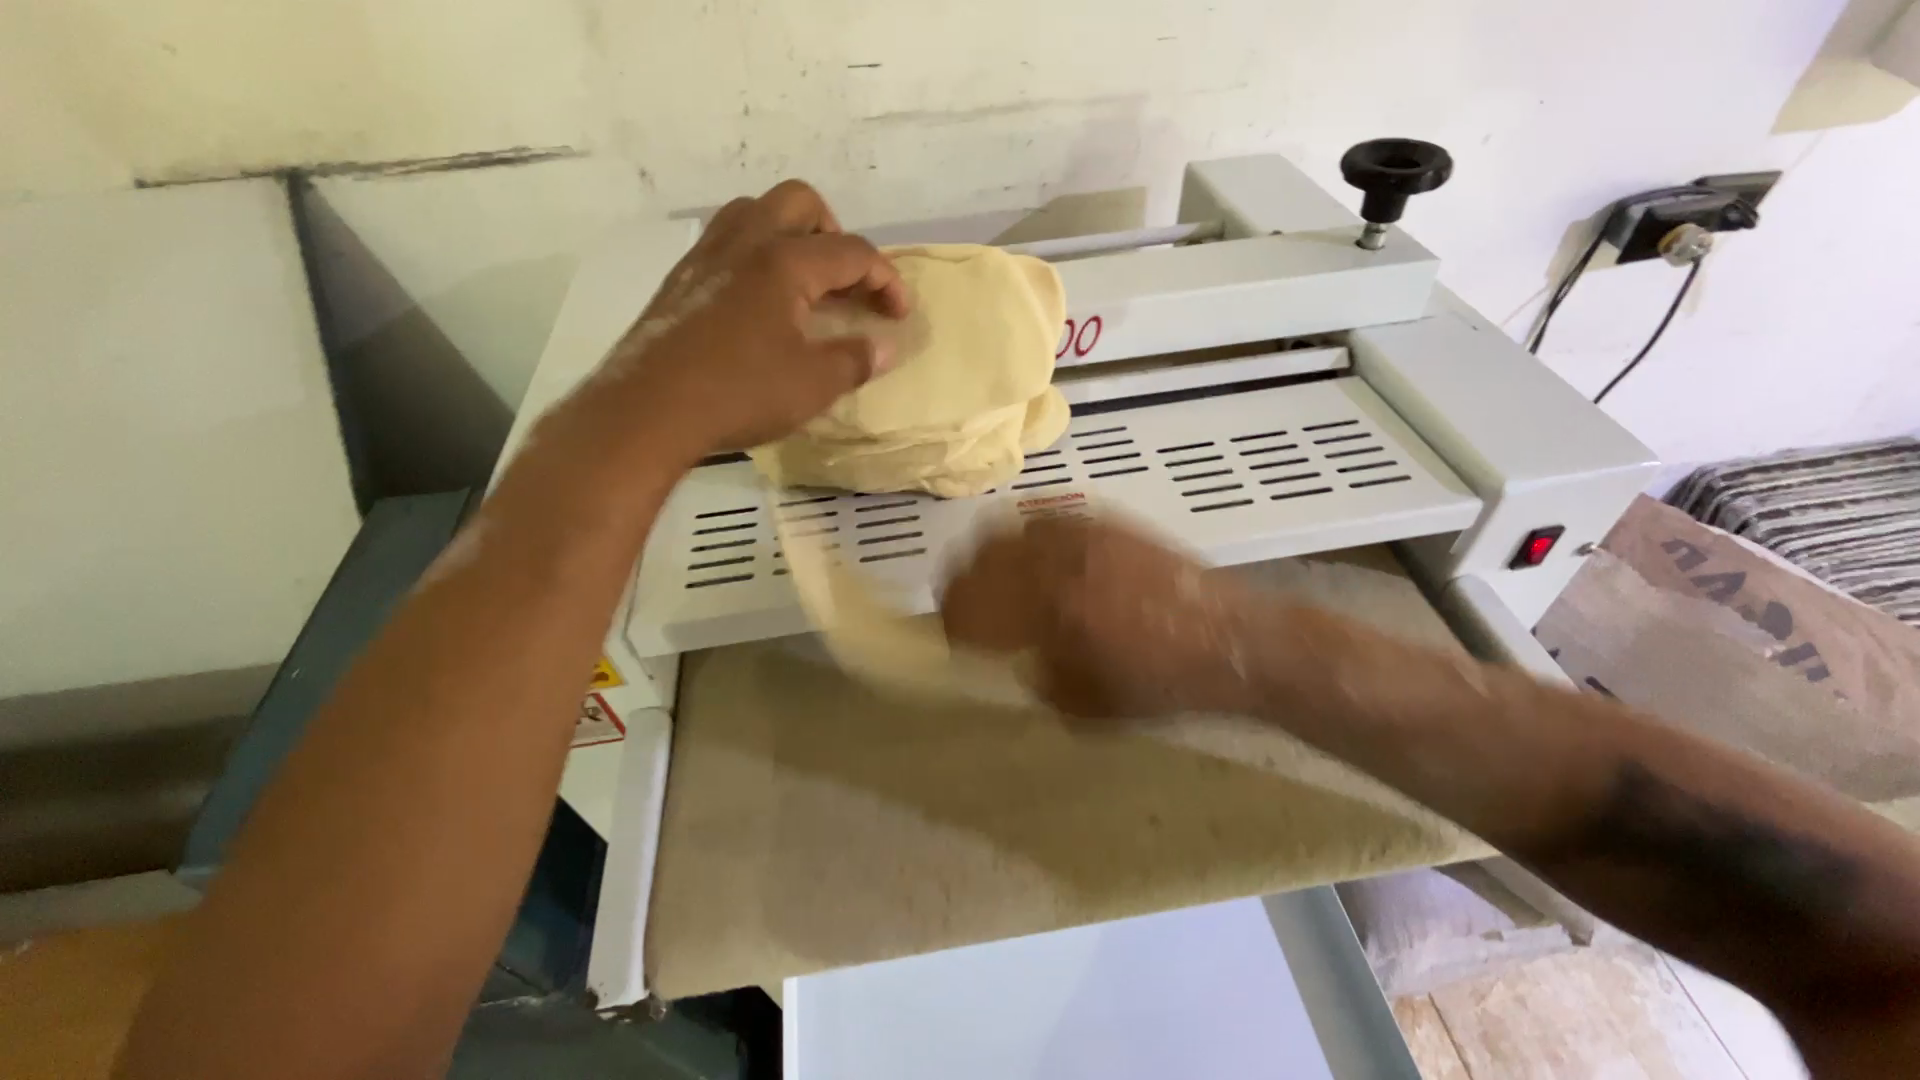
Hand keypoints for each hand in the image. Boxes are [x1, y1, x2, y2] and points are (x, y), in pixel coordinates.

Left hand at [587, 180, 909, 459]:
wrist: (647, 411)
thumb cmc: (738, 393)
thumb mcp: (813, 385)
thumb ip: (855, 360)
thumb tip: (885, 347)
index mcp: (785, 261)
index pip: (852, 252)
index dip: (885, 279)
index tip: (898, 314)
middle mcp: (745, 243)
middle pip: (799, 203)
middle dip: (835, 233)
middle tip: (846, 280)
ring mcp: (706, 256)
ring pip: (754, 212)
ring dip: (789, 234)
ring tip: (802, 281)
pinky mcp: (680, 280)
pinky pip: (725, 242)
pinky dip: (754, 255)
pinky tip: (758, 303)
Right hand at [939, 515, 1252, 718]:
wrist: (1233, 643)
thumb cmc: (1162, 686)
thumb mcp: (1088, 706)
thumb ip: (1038, 679)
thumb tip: (1012, 659)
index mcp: (1052, 615)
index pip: (975, 608)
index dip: (952, 622)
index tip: (949, 635)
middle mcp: (1062, 564)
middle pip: (981, 558)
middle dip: (962, 583)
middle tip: (964, 604)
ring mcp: (1085, 536)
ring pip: (1008, 529)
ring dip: (989, 555)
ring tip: (994, 576)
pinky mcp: (1107, 522)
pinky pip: (1048, 516)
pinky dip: (1027, 534)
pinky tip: (1035, 554)